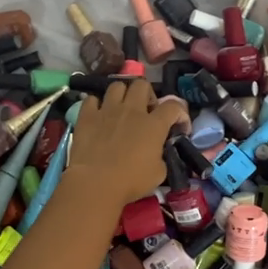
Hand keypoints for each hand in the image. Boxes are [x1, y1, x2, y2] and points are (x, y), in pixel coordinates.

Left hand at [64, 78, 185, 208]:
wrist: (95, 183)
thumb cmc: (130, 181)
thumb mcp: (158, 173)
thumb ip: (161, 156)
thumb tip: (157, 152)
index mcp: (153, 124)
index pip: (174, 105)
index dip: (180, 113)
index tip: (179, 127)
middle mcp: (131, 110)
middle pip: (142, 85)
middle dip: (147, 95)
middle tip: (145, 112)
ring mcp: (107, 110)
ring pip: (117, 86)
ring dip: (122, 95)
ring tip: (121, 110)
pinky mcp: (86, 116)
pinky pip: (91, 99)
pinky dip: (96, 105)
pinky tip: (98, 116)